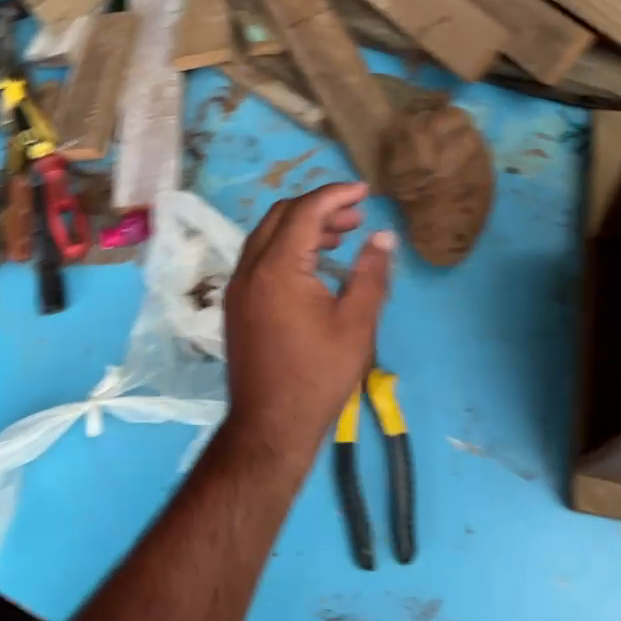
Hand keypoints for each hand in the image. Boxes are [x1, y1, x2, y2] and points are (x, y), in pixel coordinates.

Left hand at [223, 183, 393, 461]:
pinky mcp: (237, 305)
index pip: (306, 211)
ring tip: (341, 236)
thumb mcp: (356, 324)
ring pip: (267, 235)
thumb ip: (371, 274)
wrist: (269, 428)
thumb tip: (383, 236)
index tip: (365, 192)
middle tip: (356, 215)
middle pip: (282, 215)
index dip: (336, 195)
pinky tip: (314, 266)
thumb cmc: (318, 376)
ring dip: (302, 226)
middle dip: (320, 207)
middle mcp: (250, 269)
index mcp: (278, 268)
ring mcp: (238, 287)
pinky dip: (286, 247)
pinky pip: (259, 257)